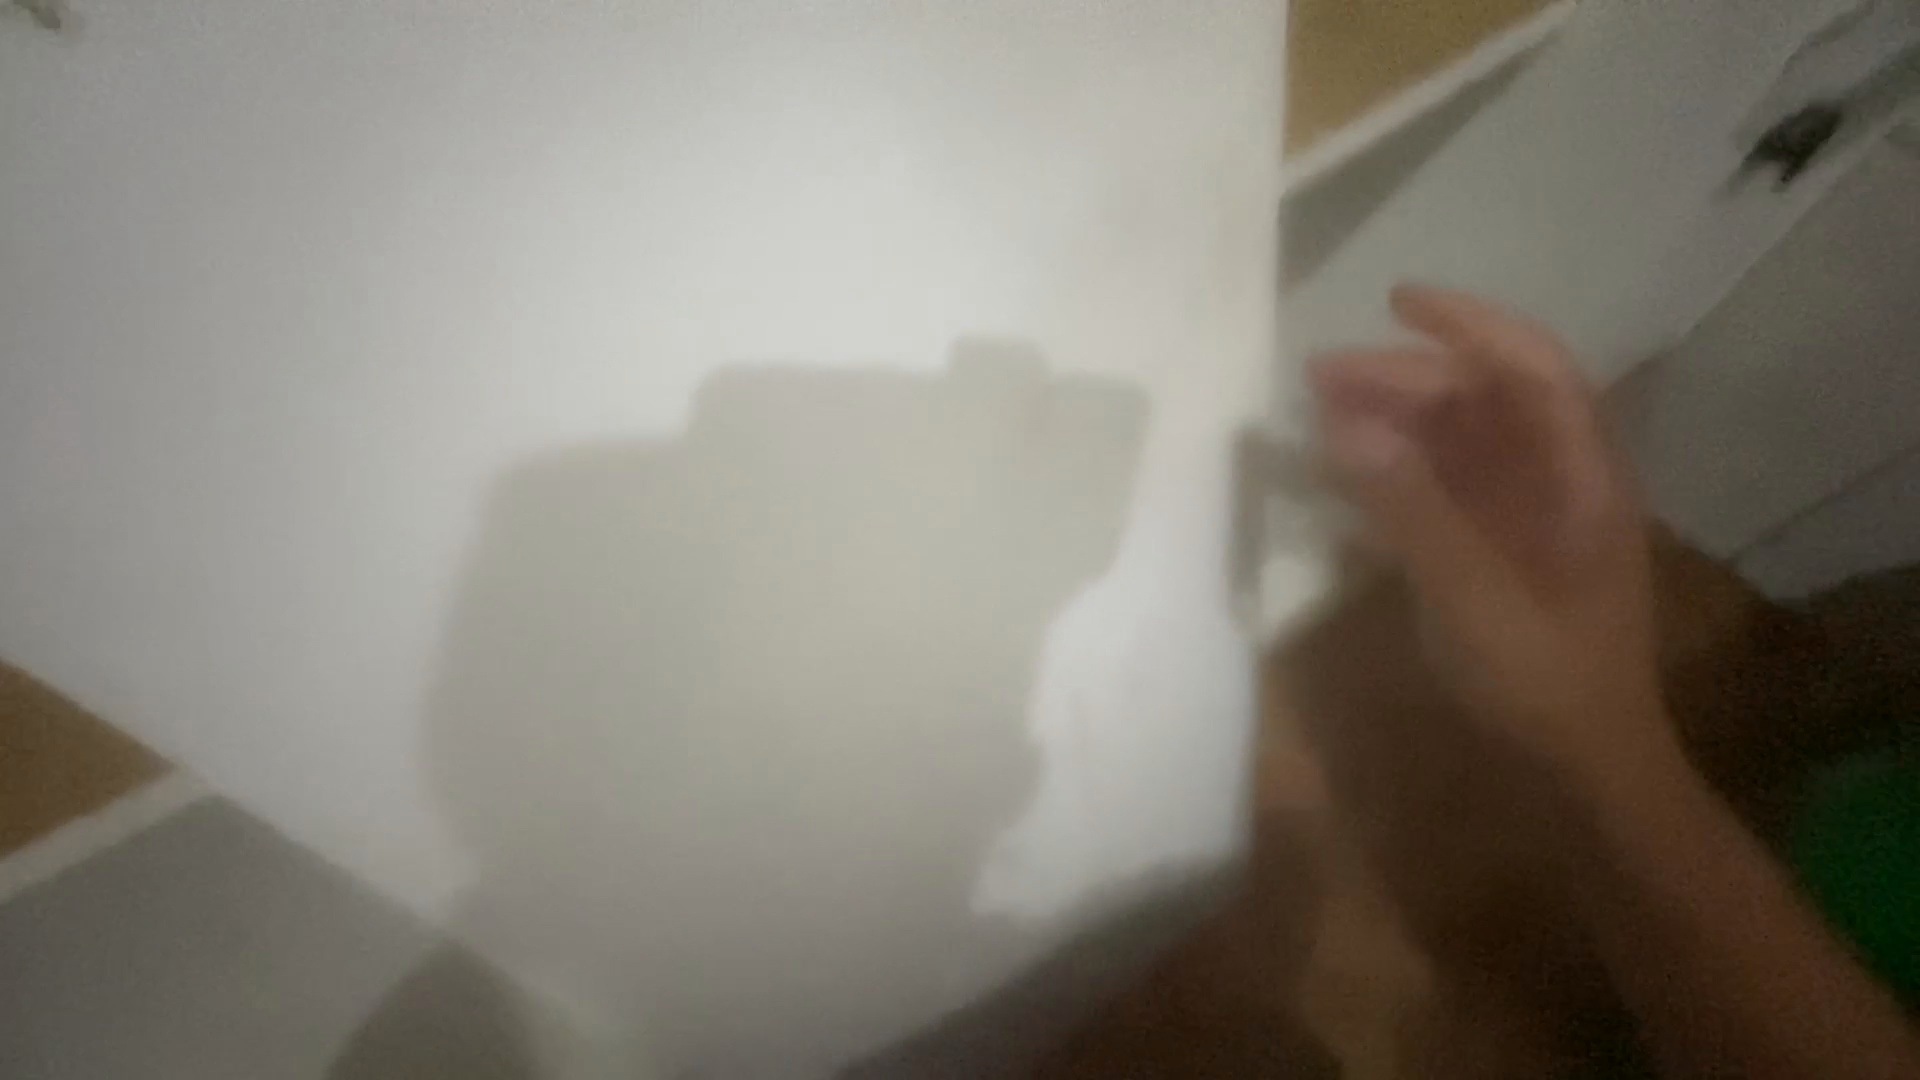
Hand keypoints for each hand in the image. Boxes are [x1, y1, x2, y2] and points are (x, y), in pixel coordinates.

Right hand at [1308, 286, 1673, 780]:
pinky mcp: (1478, 548)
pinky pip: (1426, 490)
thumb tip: (1344, 429)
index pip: (1529, 370)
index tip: (1394, 302)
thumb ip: (1411, 509)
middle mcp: (1547, 482)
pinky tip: (1334, 479)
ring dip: (1382, 424)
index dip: (1466, 326)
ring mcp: (1511, 517)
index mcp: (1576, 478)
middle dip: (1397, 380)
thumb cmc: (1540, 679)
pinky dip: (1380, 475)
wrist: (1573, 763)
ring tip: (1313, 417)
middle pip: (1474, 402)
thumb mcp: (1473, 594)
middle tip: (1314, 377)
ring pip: (1445, 444)